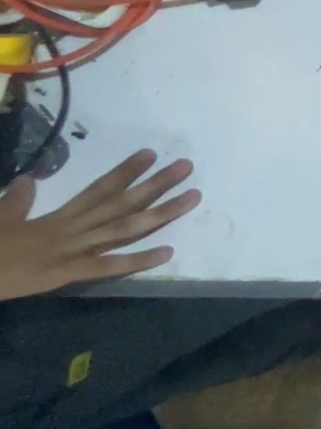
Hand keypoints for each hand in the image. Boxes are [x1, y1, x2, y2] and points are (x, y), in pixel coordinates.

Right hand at [0, 149, 199, 300]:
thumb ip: (14, 204)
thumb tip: (26, 180)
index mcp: (55, 218)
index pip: (98, 189)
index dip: (126, 171)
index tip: (152, 153)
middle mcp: (71, 229)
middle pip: (121, 203)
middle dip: (156, 184)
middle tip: (188, 165)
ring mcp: (72, 251)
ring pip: (125, 228)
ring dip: (162, 212)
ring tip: (195, 196)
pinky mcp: (65, 275)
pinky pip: (106, 267)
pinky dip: (137, 260)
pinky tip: (168, 252)